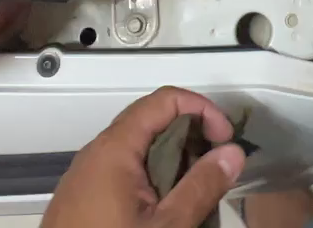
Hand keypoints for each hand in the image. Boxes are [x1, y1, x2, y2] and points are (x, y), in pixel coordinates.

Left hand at [41, 87, 245, 227]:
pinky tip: (163, 213)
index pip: (165, 100)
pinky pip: (122, 173)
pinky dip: (150, 179)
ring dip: (172, 160)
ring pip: (138, 149)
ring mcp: (85, 177)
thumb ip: (200, 187)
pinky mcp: (79, 202)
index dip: (202, 110)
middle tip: (215, 169)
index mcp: (115, 148)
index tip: (226, 142)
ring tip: (194, 194)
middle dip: (190, 137)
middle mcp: (96, 153)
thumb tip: (233, 152)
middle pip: (152, 121)